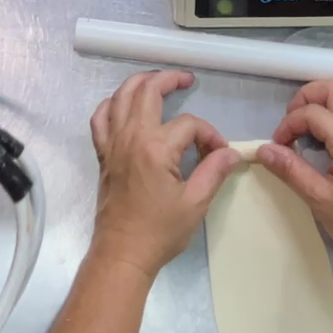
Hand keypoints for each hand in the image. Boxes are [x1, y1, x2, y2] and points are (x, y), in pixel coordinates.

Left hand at [87, 70, 241, 275]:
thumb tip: (232, 152)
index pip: (188, 124)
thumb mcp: (195, 204)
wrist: (122, 252)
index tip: (219, 152)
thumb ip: (214, 172)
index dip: (209, 134)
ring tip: (158, 79)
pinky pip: (100, 117)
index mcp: (155, 148)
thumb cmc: (159, 231)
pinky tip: (123, 103)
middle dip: (169, 79)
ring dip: (140, 81)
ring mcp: (113, 142)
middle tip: (186, 79)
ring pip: (121, 96)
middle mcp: (131, 136)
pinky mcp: (103, 152)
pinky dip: (111, 104)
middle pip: (148, 91)